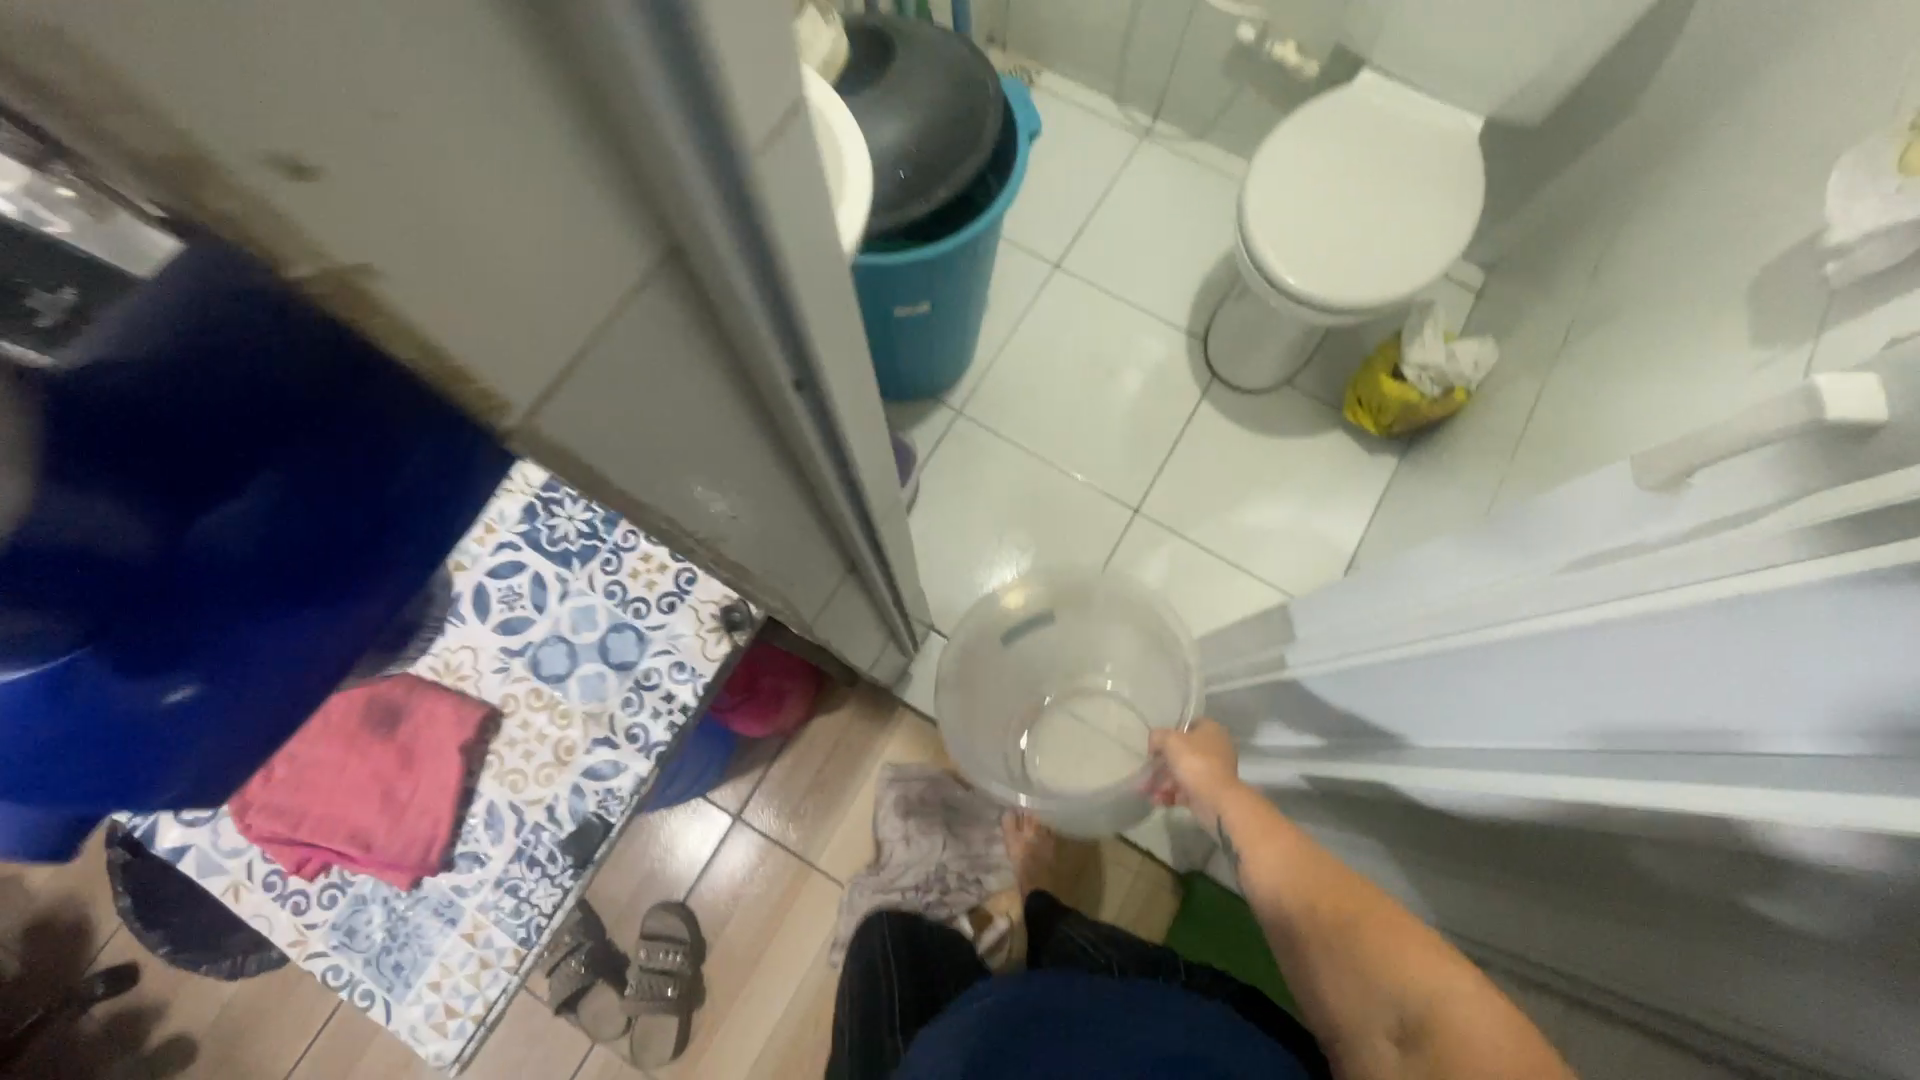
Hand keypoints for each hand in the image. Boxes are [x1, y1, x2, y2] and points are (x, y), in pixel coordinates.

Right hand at [1147, 718, 1241, 818]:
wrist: (1216, 800)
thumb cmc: (1195, 762)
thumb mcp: (1170, 740)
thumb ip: (1157, 736)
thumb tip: (1154, 744)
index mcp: (1211, 730)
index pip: (1188, 726)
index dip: (1170, 734)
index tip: (1156, 746)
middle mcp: (1215, 749)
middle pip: (1182, 753)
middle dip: (1160, 765)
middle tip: (1145, 773)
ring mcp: (1212, 772)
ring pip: (1182, 773)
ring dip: (1161, 782)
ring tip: (1146, 791)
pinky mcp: (1208, 792)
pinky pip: (1186, 790)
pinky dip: (1170, 794)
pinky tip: (1157, 800)